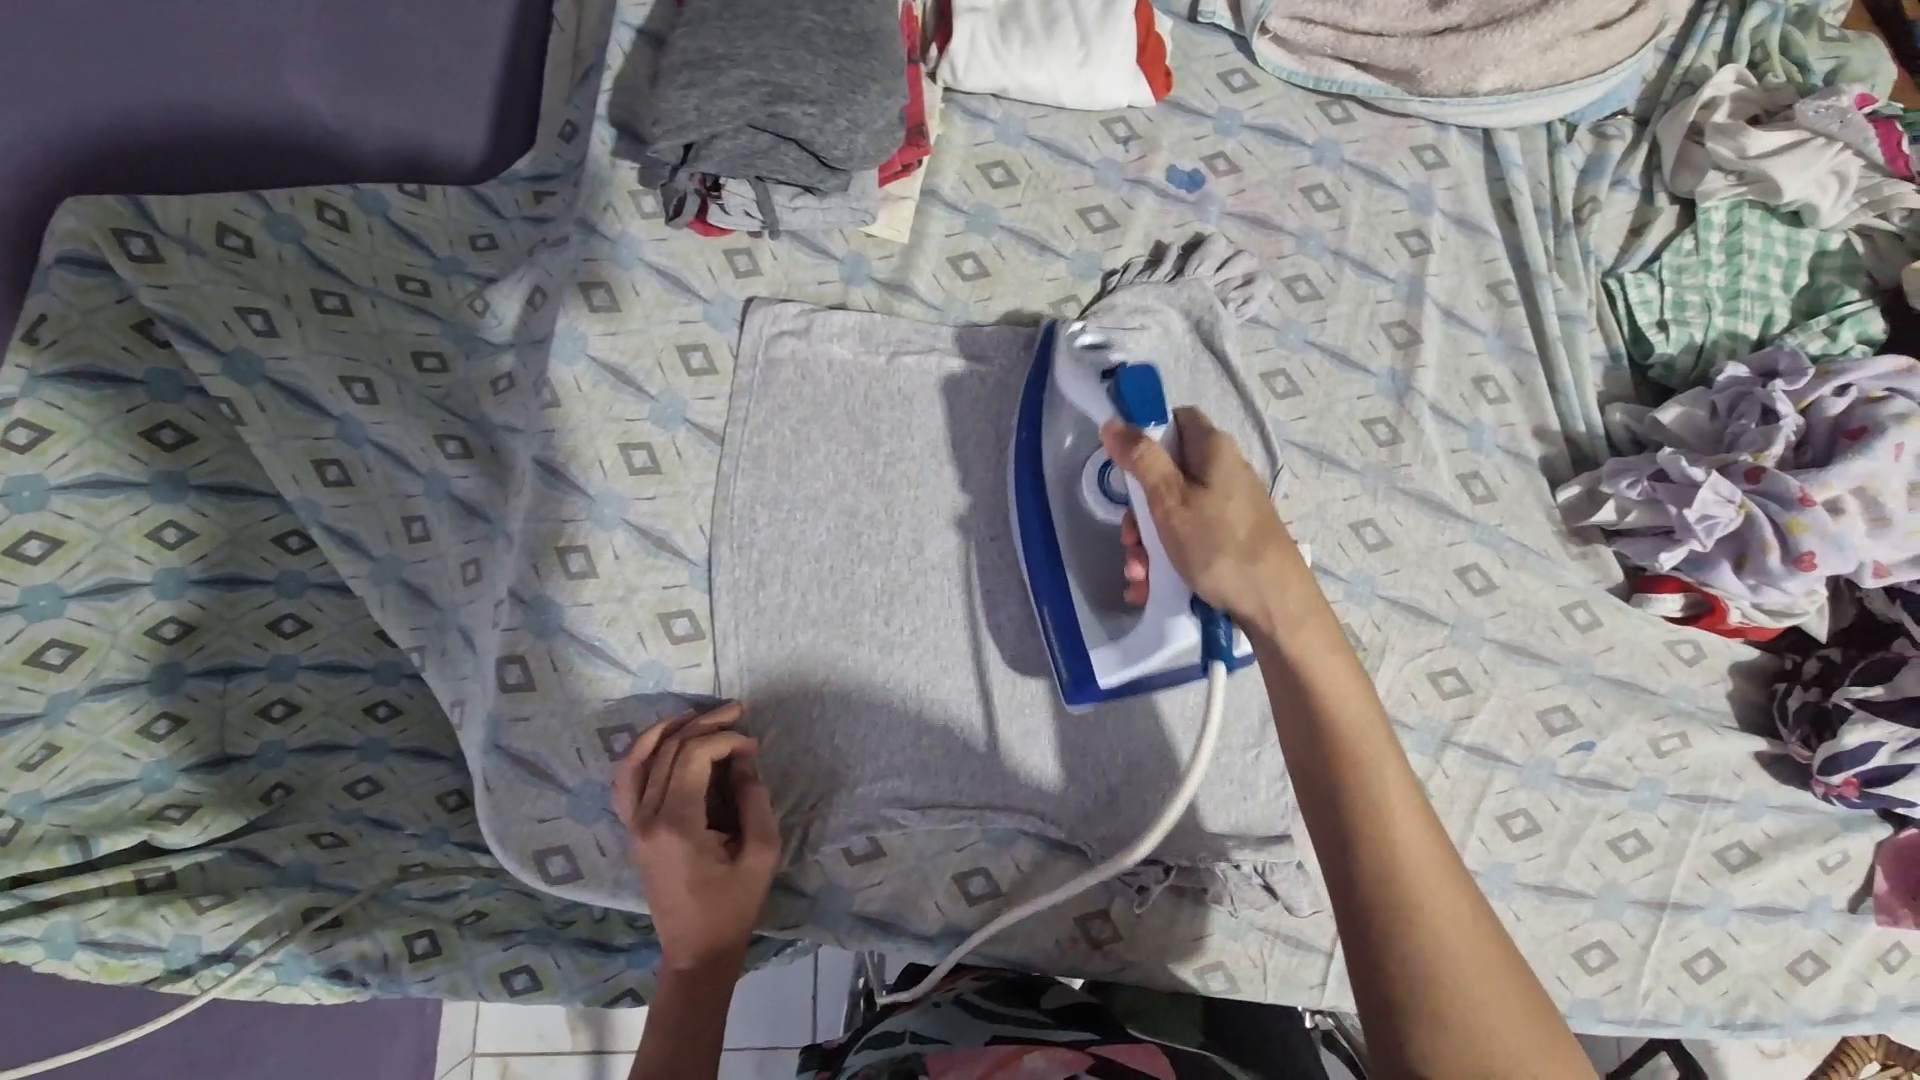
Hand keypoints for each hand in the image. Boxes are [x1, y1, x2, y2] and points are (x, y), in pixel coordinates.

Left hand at [613, 701, 779, 973]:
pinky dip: (639, 755)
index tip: (753, 746)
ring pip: (638, 760)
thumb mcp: (761, 852)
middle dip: (704, 726)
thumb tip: (743, 760)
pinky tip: (661, 743)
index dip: (725, 740)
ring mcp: (633, 825)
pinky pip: (626, 782)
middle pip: (667, 751)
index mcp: (676, 824)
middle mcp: (646, 819)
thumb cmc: (733, 905)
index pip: (693, 757)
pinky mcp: (633, 831)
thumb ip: (754, 800)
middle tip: (737, 713)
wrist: (696, 951)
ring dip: (666, 731)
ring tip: (694, 714)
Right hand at [1101, 407, 1309, 637]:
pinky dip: (1166, 559)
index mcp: (1212, 449)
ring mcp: (1226, 507)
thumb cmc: (1219, 544)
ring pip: (1171, 513)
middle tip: (1130, 539)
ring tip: (1139, 574)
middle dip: (1138, 511)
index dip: (1146, 433)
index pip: (1175, 418)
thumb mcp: (1170, 500)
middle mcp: (1222, 472)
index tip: (1122, 461)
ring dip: (1146, 544)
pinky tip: (1150, 586)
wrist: (1274, 605)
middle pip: (1166, 474)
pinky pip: (1186, 538)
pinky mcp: (1227, 538)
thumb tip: (1114, 422)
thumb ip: (1141, 459)